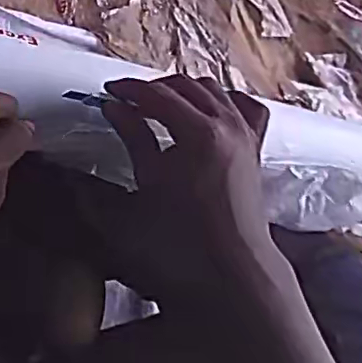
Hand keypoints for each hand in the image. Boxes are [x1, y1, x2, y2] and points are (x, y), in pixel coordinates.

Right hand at [100, 75, 287, 301]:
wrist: (231, 276)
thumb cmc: (179, 238)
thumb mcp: (144, 182)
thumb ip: (132, 139)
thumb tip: (115, 109)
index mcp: (198, 132)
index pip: (157, 94)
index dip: (129, 89)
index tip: (107, 91)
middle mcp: (228, 126)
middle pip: (186, 86)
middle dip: (152, 87)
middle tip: (126, 99)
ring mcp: (246, 137)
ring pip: (214, 91)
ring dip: (183, 91)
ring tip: (157, 105)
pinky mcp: (254, 152)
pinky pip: (244, 109)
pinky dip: (222, 102)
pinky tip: (205, 112)